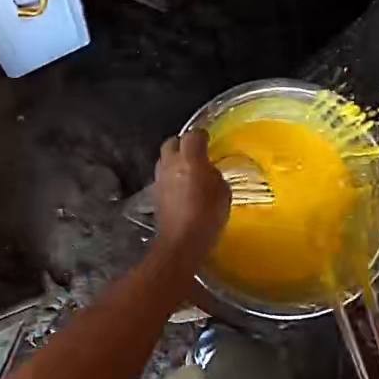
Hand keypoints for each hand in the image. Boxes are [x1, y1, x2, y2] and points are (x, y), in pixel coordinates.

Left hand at [152, 129, 229, 262]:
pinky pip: (163, 175)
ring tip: (188, 169)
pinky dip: (171, 176)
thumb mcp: (223, 193)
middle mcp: (171, 164)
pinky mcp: (154, 193)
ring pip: (164, 158)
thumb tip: (208, 171)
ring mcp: (160, 179)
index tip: (208, 140)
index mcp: (190, 160)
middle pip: (172, 142)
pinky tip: (181, 187)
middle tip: (196, 153)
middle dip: (183, 144)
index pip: (193, 136)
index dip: (202, 136)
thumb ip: (215, 176)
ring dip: (175, 159)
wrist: (181, 242)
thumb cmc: (207, 217)